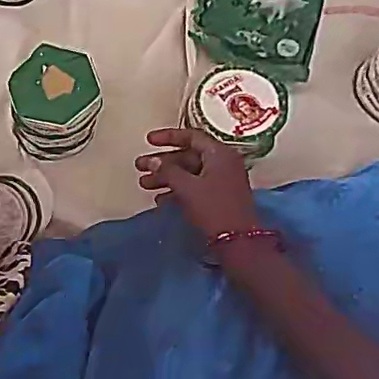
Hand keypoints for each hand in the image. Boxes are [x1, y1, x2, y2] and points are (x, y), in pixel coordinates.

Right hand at [136, 128, 259, 238]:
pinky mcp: (220, 197)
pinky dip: (178, 190)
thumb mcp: (187, 187)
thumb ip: (167, 171)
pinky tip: (160, 199)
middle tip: (139, 167)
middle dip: (162, 162)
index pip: (192, 136)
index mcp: (219, 154)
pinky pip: (195, 186)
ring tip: (144, 185)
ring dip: (166, 178)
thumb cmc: (213, 208)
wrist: (238, 242)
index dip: (168, 137)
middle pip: (188, 156)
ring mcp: (223, 180)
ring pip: (190, 173)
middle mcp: (223, 163)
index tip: (148, 140)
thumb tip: (151, 161)